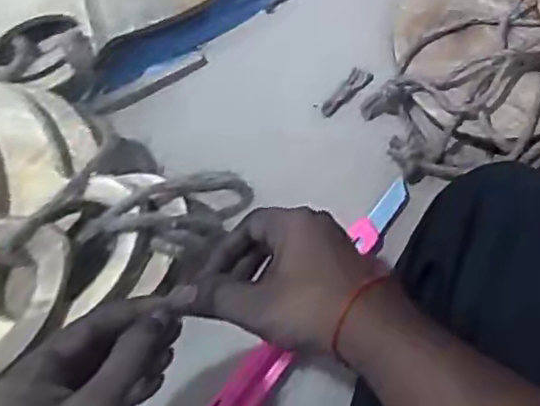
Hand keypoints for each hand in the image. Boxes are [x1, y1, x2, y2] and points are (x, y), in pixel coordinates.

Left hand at [0, 299, 181, 405]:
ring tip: (167, 361)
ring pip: (100, 369)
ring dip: (138, 361)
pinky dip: (125, 385)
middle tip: (178, 333)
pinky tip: (149, 386)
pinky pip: (95, 394)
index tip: (181, 306)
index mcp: (35, 369)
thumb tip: (164, 310)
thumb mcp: (97, 402)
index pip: (97, 320)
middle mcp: (37, 382)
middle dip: (142, 336)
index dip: (141, 308)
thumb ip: (131, 353)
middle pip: (98, 344)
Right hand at [189, 207, 389, 357]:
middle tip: (216, 296)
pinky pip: (299, 257)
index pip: (249, 224)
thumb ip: (215, 297)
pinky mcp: (337, 256)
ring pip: (282, 248)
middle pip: (266, 234)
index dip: (222, 252)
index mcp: (295, 221)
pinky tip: (267, 303)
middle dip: (237, 264)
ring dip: (256, 272)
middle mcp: (314, 220)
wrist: (363, 317)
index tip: (203, 282)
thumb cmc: (307, 304)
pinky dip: (277, 274)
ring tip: (237, 304)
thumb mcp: (254, 304)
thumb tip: (176, 295)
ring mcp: (329, 237)